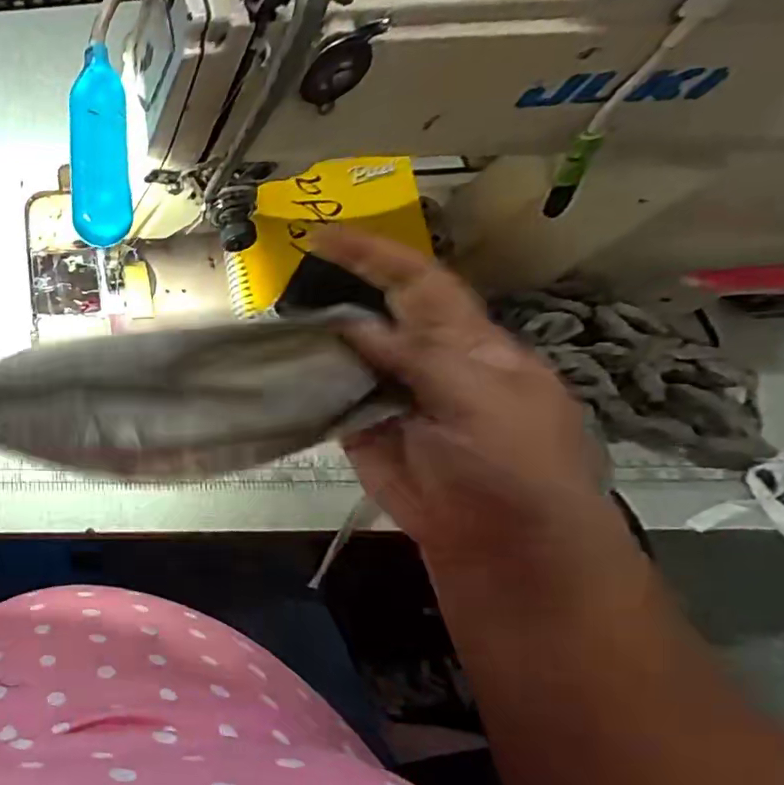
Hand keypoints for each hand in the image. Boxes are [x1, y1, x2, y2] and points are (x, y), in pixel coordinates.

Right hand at [307, 227, 622, 564]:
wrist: (504, 547)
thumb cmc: (513, 466)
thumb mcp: (480, 399)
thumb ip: (417, 356)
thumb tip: (352, 326)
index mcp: (467, 344)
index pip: (418, 283)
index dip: (375, 256)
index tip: (324, 237)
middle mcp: (424, 362)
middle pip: (375, 314)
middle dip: (337, 291)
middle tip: (286, 278)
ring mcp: (389, 397)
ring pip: (346, 355)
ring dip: (314, 340)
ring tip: (271, 323)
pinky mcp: (362, 432)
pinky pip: (329, 399)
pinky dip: (305, 385)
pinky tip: (277, 370)